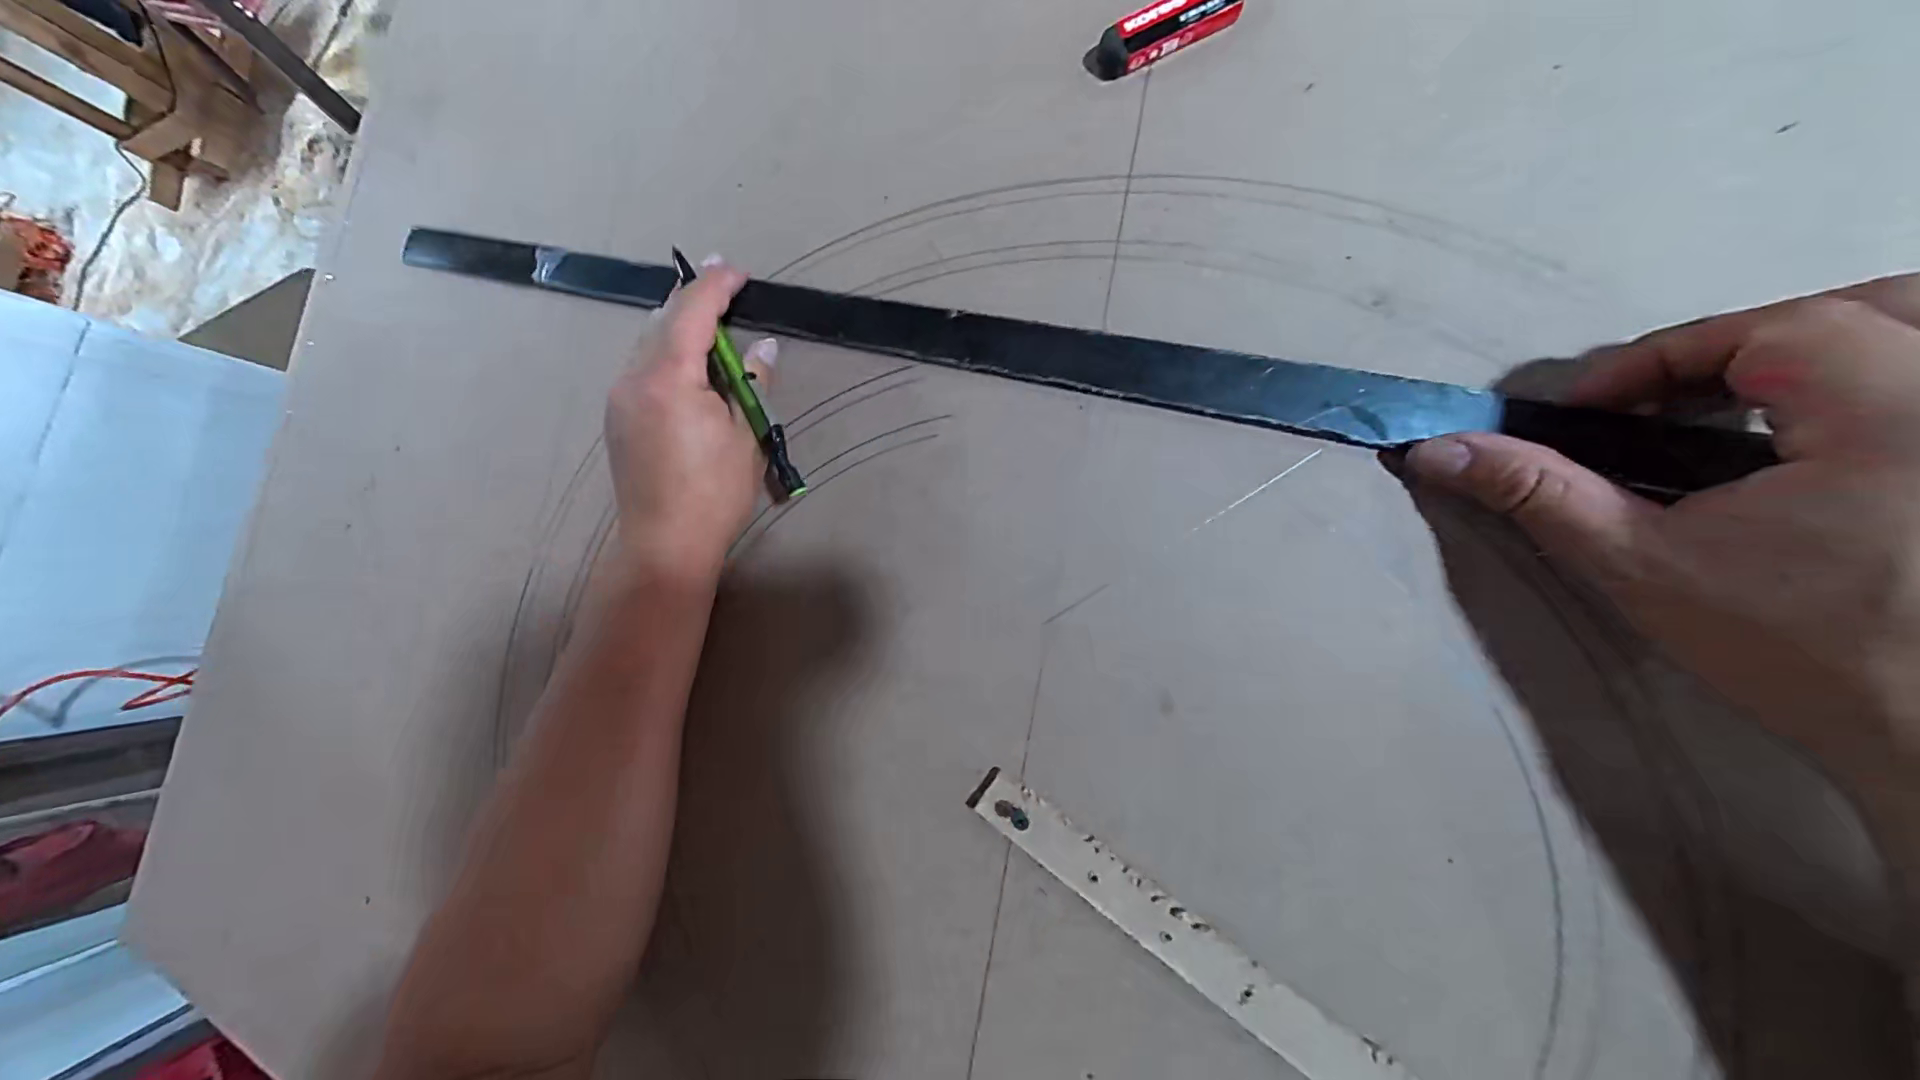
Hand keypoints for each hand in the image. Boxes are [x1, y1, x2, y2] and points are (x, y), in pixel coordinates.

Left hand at [604, 259, 775, 583]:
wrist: (664, 545)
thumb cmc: (715, 494)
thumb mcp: (746, 437)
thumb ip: (752, 385)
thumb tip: (763, 350)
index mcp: (668, 378)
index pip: (691, 313)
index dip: (716, 286)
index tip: (738, 272)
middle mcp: (633, 378)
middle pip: (662, 321)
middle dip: (694, 301)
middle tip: (724, 284)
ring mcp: (619, 398)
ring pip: (647, 344)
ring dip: (679, 328)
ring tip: (711, 327)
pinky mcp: (617, 419)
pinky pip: (641, 368)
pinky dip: (666, 355)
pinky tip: (688, 368)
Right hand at [1402, 277, 1919, 845]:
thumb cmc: (1795, 647)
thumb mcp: (1639, 562)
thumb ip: (1537, 491)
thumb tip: (1435, 449)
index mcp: (1893, 403)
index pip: (1764, 329)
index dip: (1654, 359)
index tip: (1585, 410)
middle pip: (1876, 305)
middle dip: (1752, 339)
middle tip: (1670, 401)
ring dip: (1836, 345)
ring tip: (1750, 406)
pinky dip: (1884, 380)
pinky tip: (1824, 441)